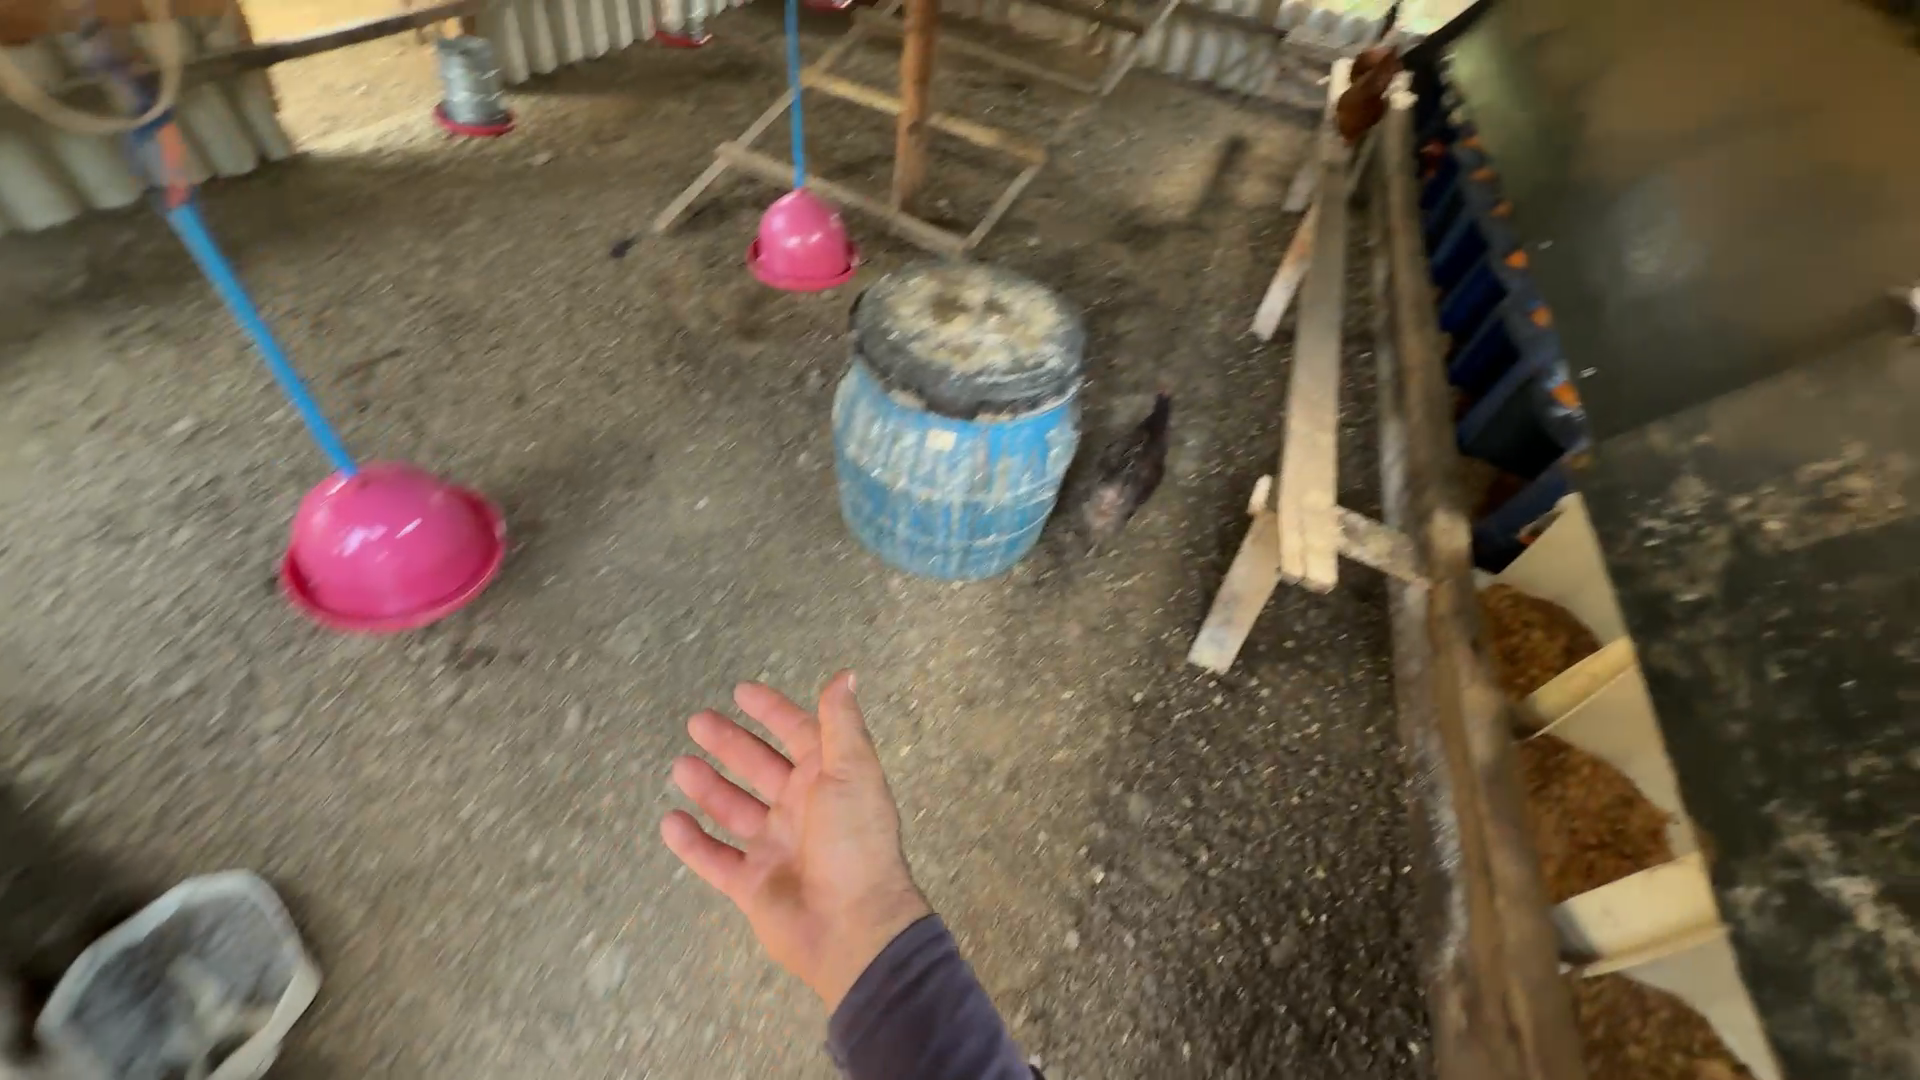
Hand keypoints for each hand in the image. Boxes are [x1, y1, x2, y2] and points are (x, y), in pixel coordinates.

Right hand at [660, 672, 931, 1009]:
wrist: (853, 925)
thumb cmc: (855, 839)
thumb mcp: (852, 770)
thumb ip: (841, 723)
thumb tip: (846, 673)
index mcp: (827, 778)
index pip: (798, 733)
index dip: (772, 711)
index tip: (742, 691)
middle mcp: (801, 808)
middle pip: (759, 767)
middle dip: (730, 743)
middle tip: (696, 721)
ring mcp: (776, 847)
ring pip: (734, 810)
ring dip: (709, 787)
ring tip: (680, 765)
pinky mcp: (753, 885)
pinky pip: (716, 859)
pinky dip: (693, 843)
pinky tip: (670, 822)